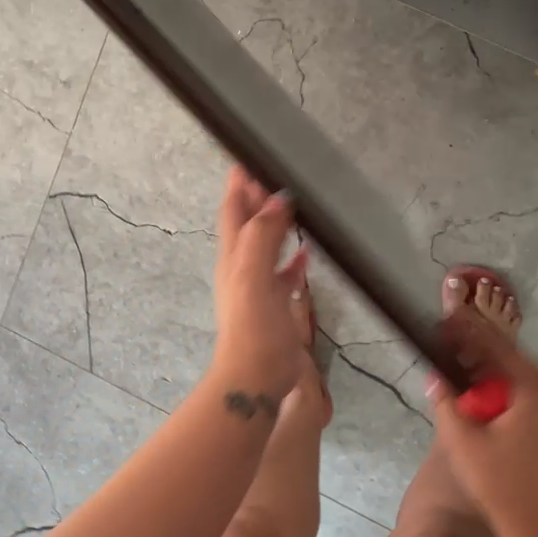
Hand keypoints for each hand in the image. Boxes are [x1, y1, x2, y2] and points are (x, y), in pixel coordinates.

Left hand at [209, 167, 309, 402]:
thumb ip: (262, 235)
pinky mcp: (273, 307)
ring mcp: (256, 289)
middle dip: (256, 199)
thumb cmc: (253, 326)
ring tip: (291, 206)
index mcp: (232, 258)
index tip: (247, 159)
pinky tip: (305, 255)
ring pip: (264, 247)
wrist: (255, 376)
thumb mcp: (252, 275)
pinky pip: (282, 276)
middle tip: (273, 175)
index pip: (233, 212)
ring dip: (274, 225)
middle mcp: (240, 269)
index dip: (239, 186)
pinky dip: (291, 261)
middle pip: (247, 225)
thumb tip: (277, 198)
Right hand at [429, 317, 537, 536]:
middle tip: (452, 352)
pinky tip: (492, 412)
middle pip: (515, 367)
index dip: (470, 332)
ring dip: (497, 383)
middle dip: (482, 359)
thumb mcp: (463, 442)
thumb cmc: (503, 485)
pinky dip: (513, 402)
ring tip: (466, 382)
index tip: (449, 317)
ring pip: (527, 388)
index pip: (499, 349)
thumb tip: (436, 378)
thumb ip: (448, 403)